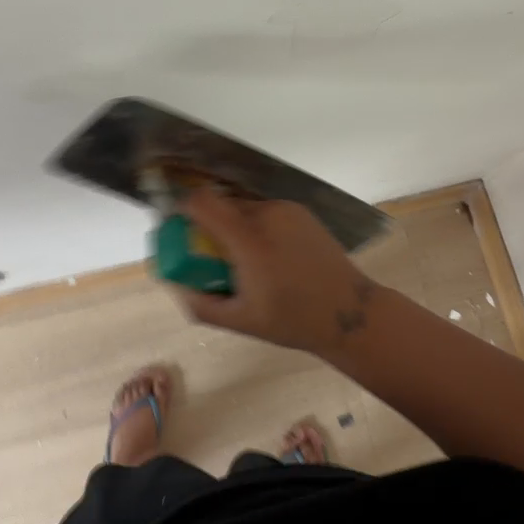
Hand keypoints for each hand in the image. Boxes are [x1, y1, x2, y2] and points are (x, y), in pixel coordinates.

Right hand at [171, 187, 382, 356]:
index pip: (203, 202)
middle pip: (222, 205)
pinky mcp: (301, 211)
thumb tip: (174, 282)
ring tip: (246, 260)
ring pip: (245, 207)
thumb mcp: (240, 320)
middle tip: (213, 255)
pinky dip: (258, 226)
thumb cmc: (291, 320)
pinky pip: (266, 211)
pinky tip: (270, 255)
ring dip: (236, 226)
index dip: (183, 209)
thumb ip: (200, 303)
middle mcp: (266, 215)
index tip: (178, 227)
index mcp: (249, 241)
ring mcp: (287, 209)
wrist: (349, 312)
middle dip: (211, 225)